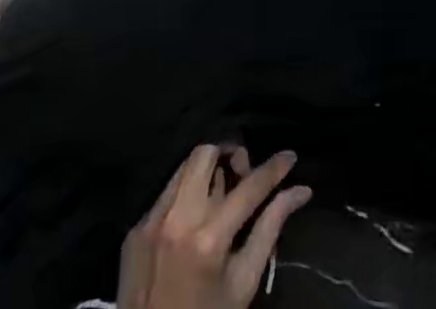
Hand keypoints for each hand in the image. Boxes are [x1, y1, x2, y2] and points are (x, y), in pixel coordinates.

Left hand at [117, 144, 311, 308]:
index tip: (290, 156)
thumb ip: (270, 228)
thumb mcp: (245, 281)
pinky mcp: (135, 228)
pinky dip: (187, 194)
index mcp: (209, 239)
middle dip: (230, 156)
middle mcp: (177, 219)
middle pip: (206, 154)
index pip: (249, 187)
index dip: (274, 168)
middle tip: (243, 176)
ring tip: (220, 194)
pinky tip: (195, 218)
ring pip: (184, 167)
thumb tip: (300, 191)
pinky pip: (167, 193)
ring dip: (208, 170)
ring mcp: (151, 221)